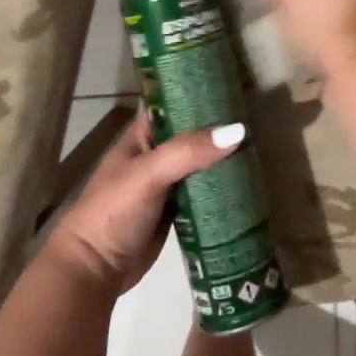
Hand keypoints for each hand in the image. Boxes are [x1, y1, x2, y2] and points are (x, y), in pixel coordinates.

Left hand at [43, 111, 243, 294]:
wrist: (95, 271)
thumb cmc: (112, 212)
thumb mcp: (148, 174)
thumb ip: (188, 151)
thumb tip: (239, 130)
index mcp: (141, 137)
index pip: (171, 103)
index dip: (196, 91)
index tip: (231, 83)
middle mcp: (155, 156)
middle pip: (192, 133)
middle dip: (219, 126)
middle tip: (257, 114)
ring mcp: (166, 184)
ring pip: (201, 163)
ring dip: (224, 156)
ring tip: (261, 142)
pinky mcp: (177, 211)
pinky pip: (205, 192)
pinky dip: (223, 187)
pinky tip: (249, 180)